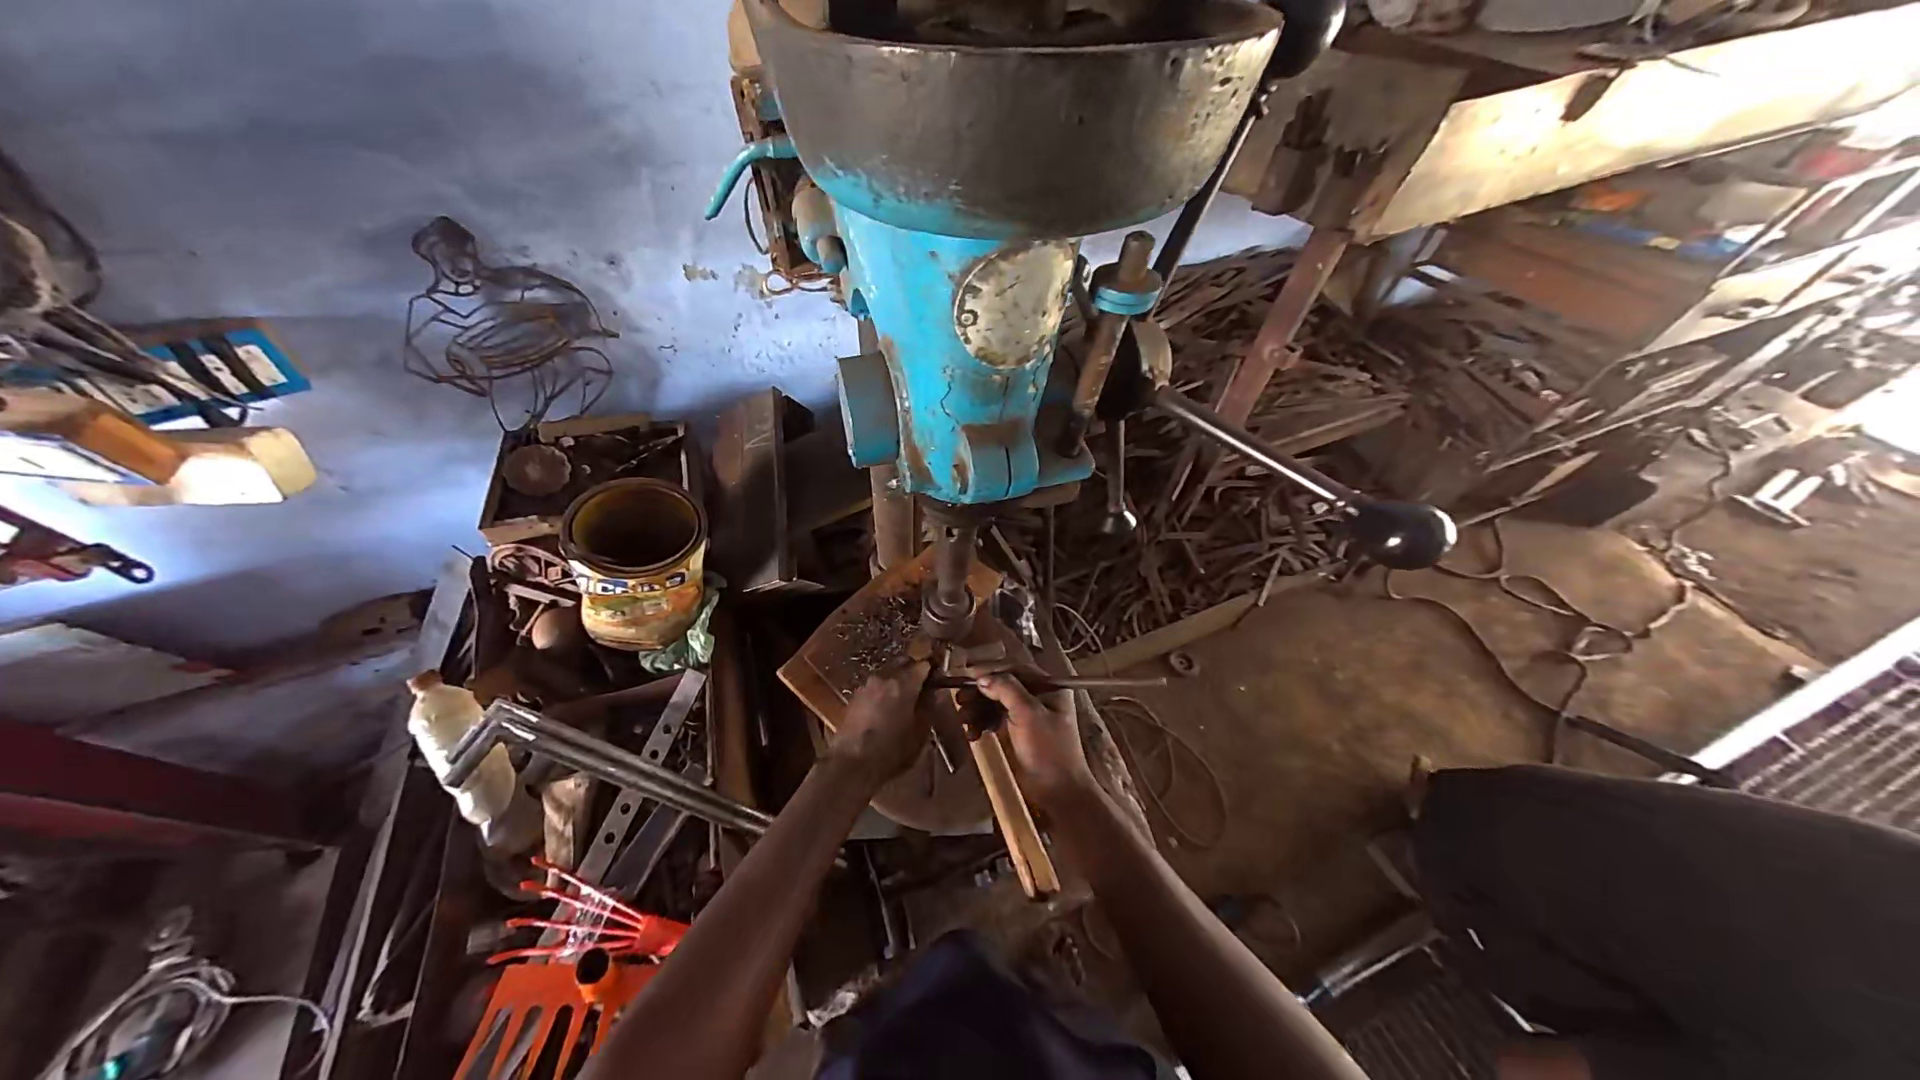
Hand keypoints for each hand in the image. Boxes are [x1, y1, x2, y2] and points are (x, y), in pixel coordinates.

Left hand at [831, 661, 930, 787]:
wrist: (851, 763)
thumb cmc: (891, 750)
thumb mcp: (920, 734)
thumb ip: (929, 709)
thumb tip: (933, 695)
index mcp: (904, 684)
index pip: (923, 665)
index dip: (932, 671)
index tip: (937, 679)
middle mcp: (884, 678)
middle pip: (903, 666)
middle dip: (912, 674)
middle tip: (920, 690)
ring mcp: (865, 687)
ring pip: (886, 678)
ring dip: (895, 685)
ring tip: (900, 704)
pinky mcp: (852, 699)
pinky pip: (873, 690)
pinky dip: (881, 696)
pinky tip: (882, 713)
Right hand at [974, 672, 1096, 808]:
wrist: (1058, 791)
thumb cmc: (1048, 749)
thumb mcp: (1028, 714)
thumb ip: (1006, 690)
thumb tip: (982, 677)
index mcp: (1048, 688)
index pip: (1016, 669)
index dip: (992, 670)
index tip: (968, 675)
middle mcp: (1038, 698)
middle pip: (1003, 686)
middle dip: (981, 692)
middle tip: (960, 699)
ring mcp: (1026, 716)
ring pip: (995, 704)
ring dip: (977, 709)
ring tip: (963, 719)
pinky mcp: (1016, 733)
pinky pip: (994, 720)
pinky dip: (981, 724)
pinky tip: (972, 734)